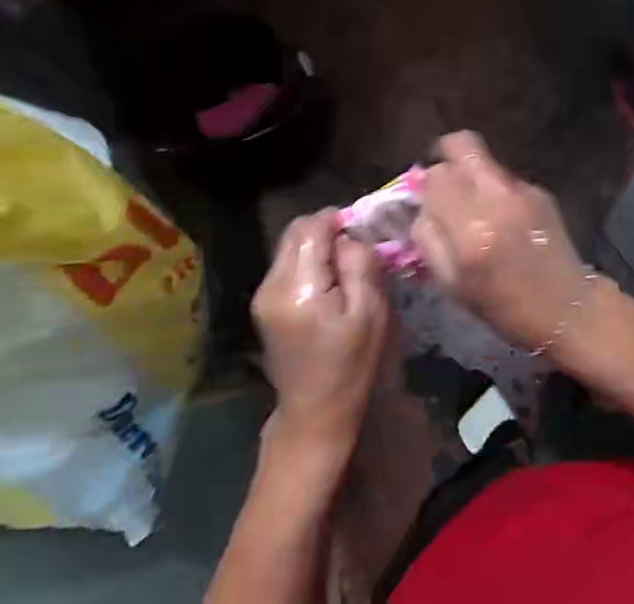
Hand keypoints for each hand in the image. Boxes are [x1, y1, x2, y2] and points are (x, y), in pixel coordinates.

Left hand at [250, 210, 388, 451]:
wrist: (315, 413)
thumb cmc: (351, 364)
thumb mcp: (371, 311)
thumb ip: (360, 263)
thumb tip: (349, 235)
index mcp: (298, 288)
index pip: (311, 228)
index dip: (338, 220)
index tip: (362, 233)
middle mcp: (271, 285)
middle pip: (295, 231)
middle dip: (326, 230)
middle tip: (355, 250)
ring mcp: (262, 295)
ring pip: (290, 245)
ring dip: (317, 246)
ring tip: (344, 268)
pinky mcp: (263, 304)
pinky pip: (286, 264)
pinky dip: (309, 262)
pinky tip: (328, 284)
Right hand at [411, 131, 597, 351]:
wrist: (566, 307)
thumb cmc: (503, 306)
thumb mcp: (452, 284)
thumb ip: (428, 238)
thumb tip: (420, 206)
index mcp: (471, 230)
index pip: (436, 176)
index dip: (427, 186)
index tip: (428, 203)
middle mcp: (497, 200)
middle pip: (462, 146)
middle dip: (447, 160)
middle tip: (446, 185)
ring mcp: (523, 191)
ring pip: (484, 160)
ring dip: (471, 174)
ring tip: (475, 206)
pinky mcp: (540, 191)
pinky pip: (504, 178)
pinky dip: (494, 190)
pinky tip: (503, 217)